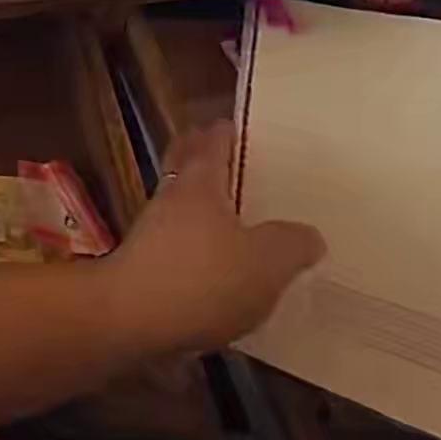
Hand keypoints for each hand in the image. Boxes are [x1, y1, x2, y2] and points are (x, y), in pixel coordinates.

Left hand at [108, 120, 324, 351]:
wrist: (134, 315)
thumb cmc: (202, 277)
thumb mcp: (266, 261)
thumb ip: (291, 242)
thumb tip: (305, 232)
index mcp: (198, 185)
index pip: (209, 146)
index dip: (220, 134)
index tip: (231, 124)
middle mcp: (172, 199)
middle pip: (186, 167)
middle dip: (202, 157)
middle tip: (230, 155)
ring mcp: (155, 229)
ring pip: (183, 202)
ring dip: (206, 199)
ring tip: (242, 210)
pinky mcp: (151, 260)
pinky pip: (182, 236)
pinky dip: (202, 235)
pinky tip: (225, 255)